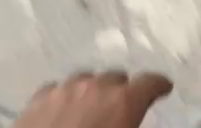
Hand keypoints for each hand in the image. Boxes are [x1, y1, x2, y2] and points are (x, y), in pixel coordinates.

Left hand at [13, 72, 173, 127]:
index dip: (159, 85)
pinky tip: (61, 112)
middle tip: (120, 109)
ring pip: (86, 80)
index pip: (150, 82)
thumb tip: (133, 119)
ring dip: (92, 92)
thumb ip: (131, 123)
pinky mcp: (36, 100)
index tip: (164, 88)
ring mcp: (64, 89)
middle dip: (121, 91)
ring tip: (90, 110)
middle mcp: (96, 87)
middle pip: (116, 77)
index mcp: (123, 102)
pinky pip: (57, 90)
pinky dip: (64, 98)